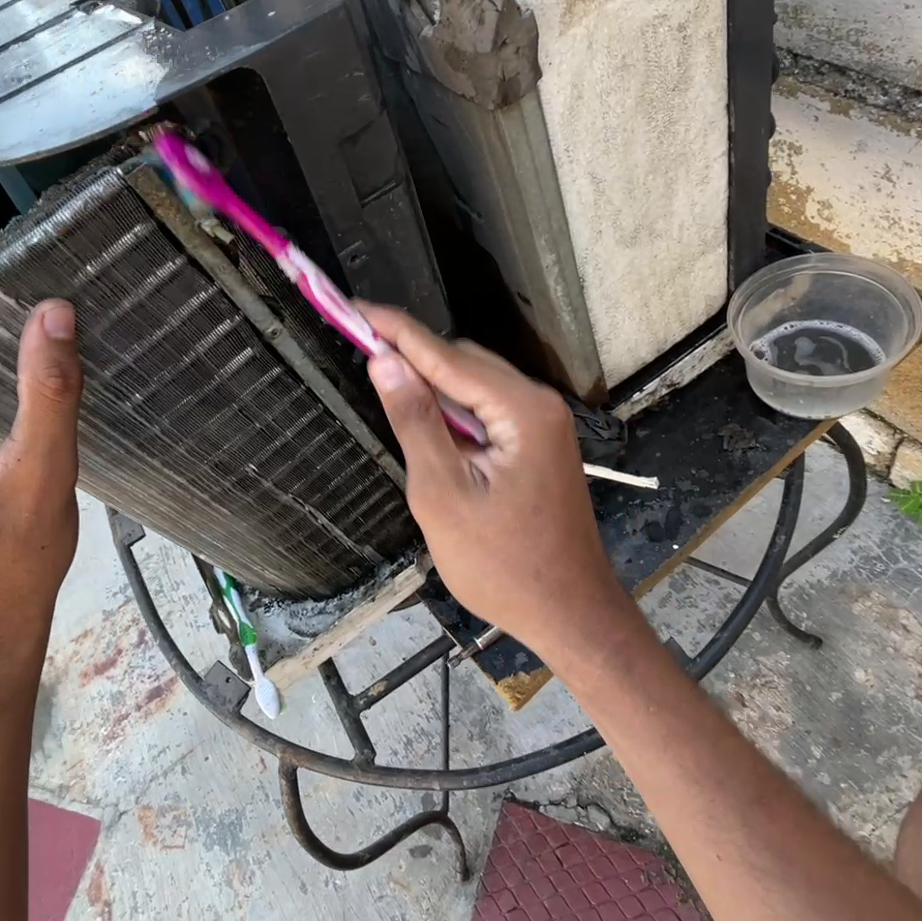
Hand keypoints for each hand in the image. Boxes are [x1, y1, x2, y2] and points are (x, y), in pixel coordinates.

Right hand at [359, 304, 634, 657]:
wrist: (568, 612)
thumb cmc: (502, 566)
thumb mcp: (443, 495)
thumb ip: (415, 422)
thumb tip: (386, 362)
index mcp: (522, 410)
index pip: (445, 355)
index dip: (395, 331)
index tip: (353, 308)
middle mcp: (540, 404)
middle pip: (465, 363)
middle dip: (414, 357)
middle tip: (360, 353)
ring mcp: (544, 425)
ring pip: (477, 386)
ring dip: (433, 387)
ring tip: (386, 390)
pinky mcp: (540, 446)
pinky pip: (489, 412)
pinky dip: (456, 413)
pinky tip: (430, 428)